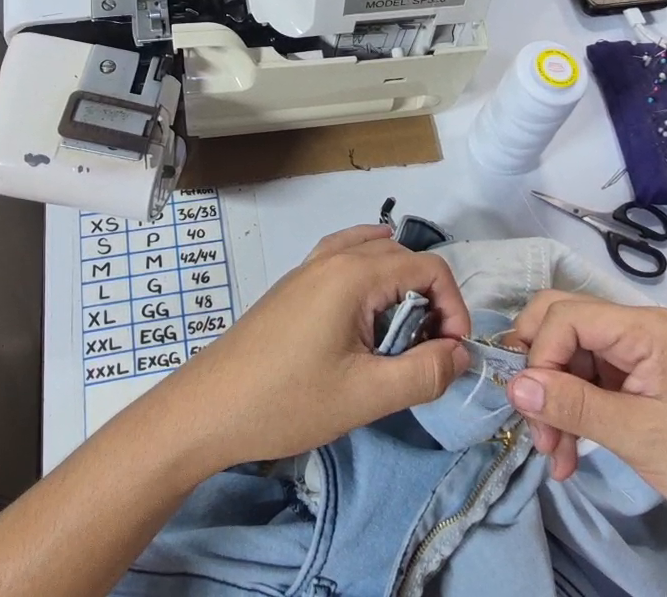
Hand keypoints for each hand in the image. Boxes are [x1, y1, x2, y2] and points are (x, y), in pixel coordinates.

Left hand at [152, 225, 471, 470]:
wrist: (206, 410)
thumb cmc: (287, 402)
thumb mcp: (367, 396)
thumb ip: (424, 373)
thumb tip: (460, 354)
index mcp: (354, 274)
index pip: (430, 269)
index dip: (453, 309)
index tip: (449, 356)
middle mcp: (333, 258)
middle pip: (403, 258)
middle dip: (429, 300)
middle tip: (425, 353)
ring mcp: (308, 268)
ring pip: (373, 255)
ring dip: (399, 288)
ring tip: (400, 335)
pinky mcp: (293, 286)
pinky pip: (343, 260)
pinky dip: (369, 274)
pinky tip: (370, 299)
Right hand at [504, 291, 666, 540]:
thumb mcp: (641, 436)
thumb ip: (575, 405)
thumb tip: (514, 385)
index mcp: (646, 328)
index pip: (567, 316)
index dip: (539, 354)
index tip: (531, 405)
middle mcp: (636, 331)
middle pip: (562, 325)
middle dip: (539, 371)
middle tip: (531, 419)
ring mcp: (635, 357)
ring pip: (568, 359)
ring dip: (552, 403)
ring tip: (553, 455)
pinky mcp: (634, 384)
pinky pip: (585, 385)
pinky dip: (571, 416)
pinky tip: (567, 457)